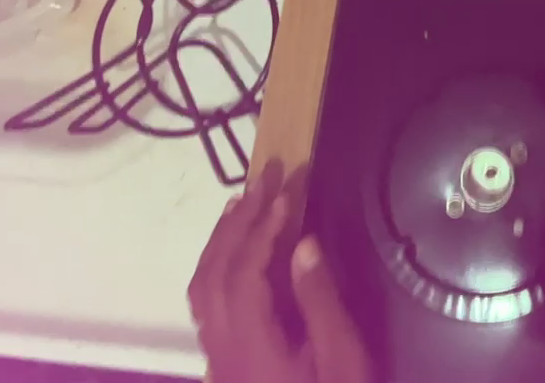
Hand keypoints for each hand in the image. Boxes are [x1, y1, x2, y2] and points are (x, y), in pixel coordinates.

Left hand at [189, 161, 372, 382]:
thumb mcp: (341, 358)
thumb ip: (319, 301)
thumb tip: (303, 244)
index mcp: (250, 345)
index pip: (244, 273)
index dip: (262, 228)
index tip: (286, 192)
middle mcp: (222, 350)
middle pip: (213, 275)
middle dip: (237, 223)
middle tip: (265, 180)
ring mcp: (219, 359)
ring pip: (203, 289)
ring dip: (222, 241)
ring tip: (245, 203)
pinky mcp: (226, 364)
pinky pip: (209, 302)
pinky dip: (220, 263)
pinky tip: (240, 251)